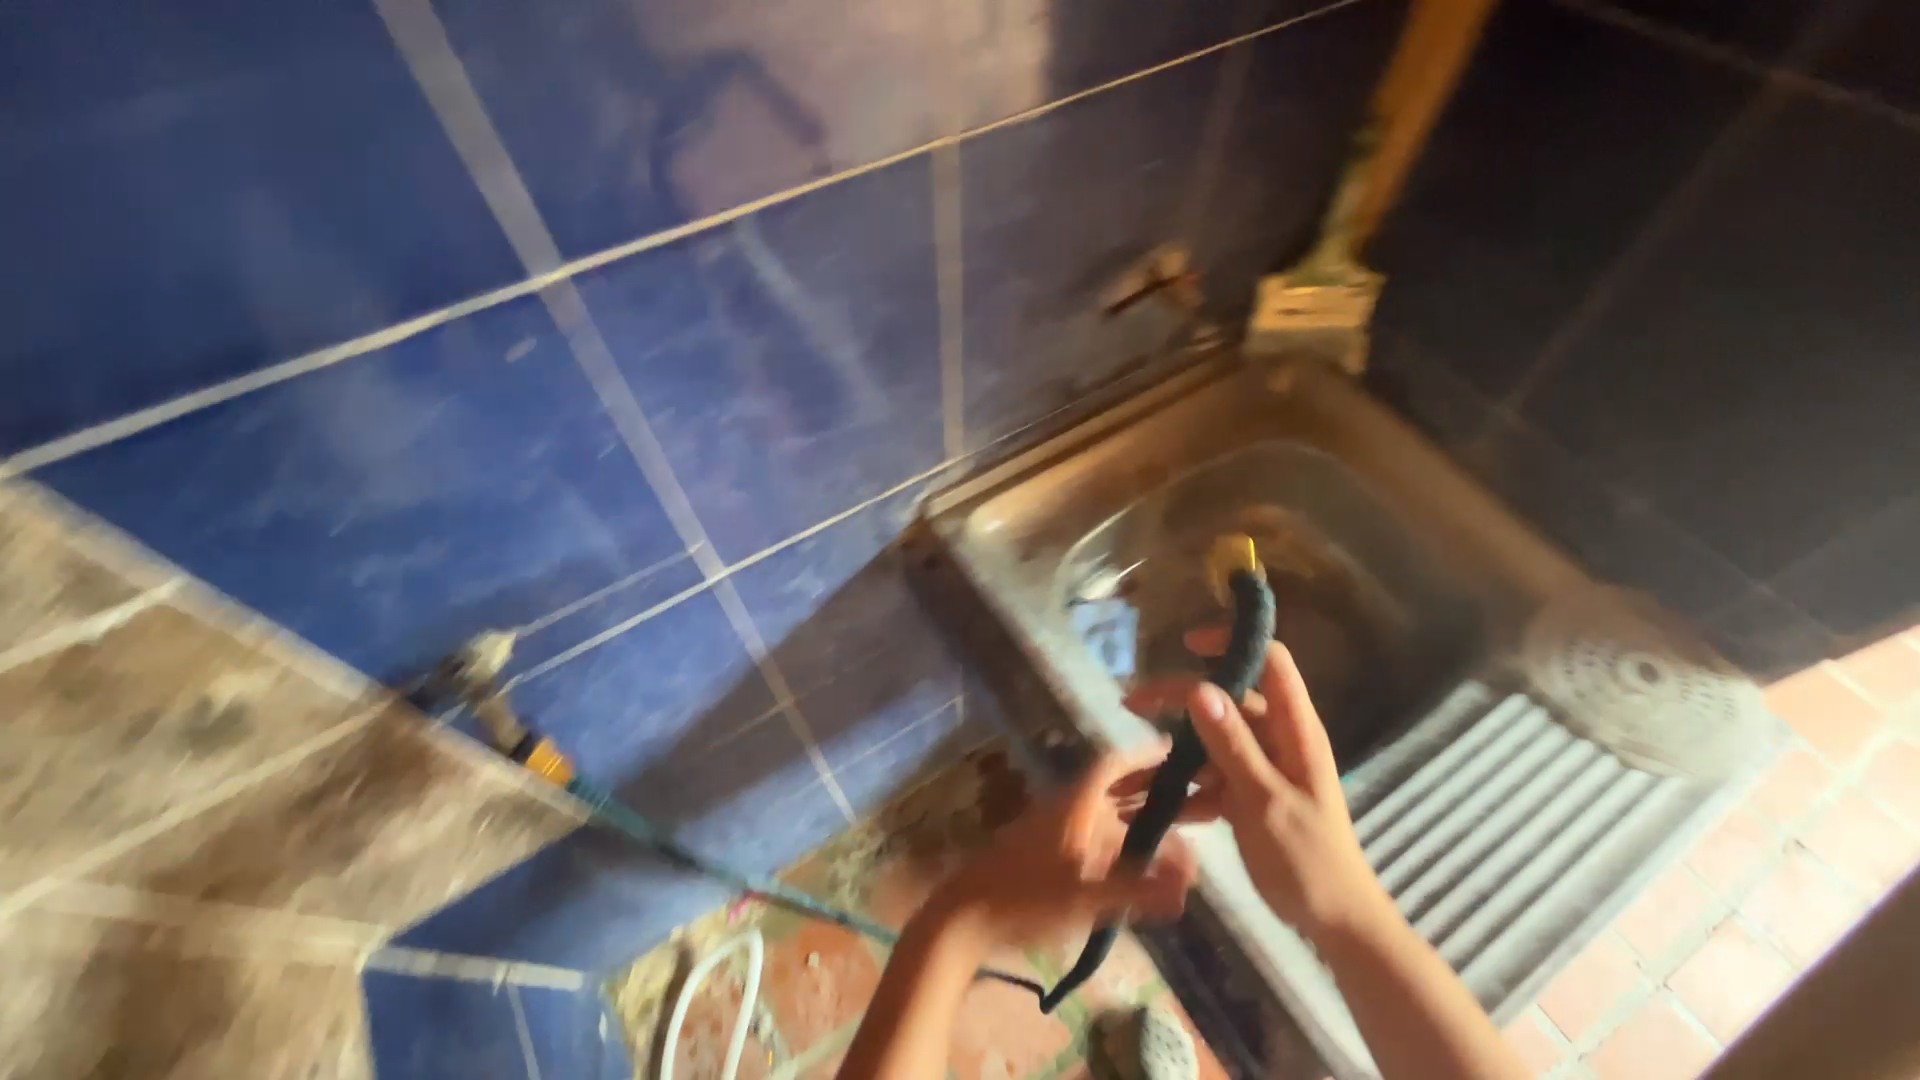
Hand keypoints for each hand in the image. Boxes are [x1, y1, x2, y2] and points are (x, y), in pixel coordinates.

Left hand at [923, 743, 1205, 948]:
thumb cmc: (1025, 897)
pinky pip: (1095, 837)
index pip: (1113, 765)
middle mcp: (1068, 808)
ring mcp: (1057, 829)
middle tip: (1197, 794)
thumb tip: (1189, 886)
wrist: (966, 915)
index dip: (1144, 755)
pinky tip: (1141, 863)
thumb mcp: (1084, 897)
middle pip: (1117, 789)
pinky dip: (1121, 843)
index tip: (1174, 748)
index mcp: (1075, 804)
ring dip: (1140, 821)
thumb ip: (1136, 890)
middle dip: (1154, 791)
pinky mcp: (1050, 851)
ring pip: (1107, 816)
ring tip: (1182, 833)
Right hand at [1124, 630, 1391, 946]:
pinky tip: (1146, 809)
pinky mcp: (1247, 796)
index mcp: (1293, 729)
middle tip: (1129, 703)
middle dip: (1176, 701)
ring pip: (1207, 744)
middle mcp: (1276, 740)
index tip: (1187, 644)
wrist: (1334, 923)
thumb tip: (1199, 688)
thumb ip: (1232, 744)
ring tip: (1125, 775)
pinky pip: (1207, 781)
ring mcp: (1260, 768)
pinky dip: (1180, 792)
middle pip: (1223, 701)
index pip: (1270, 661)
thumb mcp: (1265, 800)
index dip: (1234, 642)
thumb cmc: (1309, 859)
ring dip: (1168, 758)